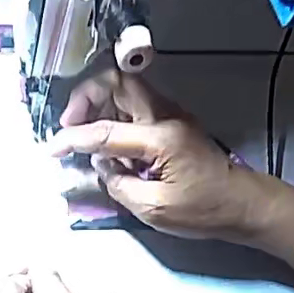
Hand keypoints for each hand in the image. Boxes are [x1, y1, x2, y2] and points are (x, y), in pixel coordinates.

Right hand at [49, 71, 275, 241]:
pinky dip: (111, 114)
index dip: (73, 139)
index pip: (105, 131)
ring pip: (125, 89)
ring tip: (81, 133)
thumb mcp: (153, 209)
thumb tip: (102, 165)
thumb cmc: (203, 211)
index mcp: (162, 138)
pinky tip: (103, 140)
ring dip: (97, 103)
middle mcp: (166, 116)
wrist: (242, 204)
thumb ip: (119, 184)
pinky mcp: (170, 123)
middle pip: (118, 82)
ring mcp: (170, 116)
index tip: (51, 150)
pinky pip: (133, 106)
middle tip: (68, 125)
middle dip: (85, 97)